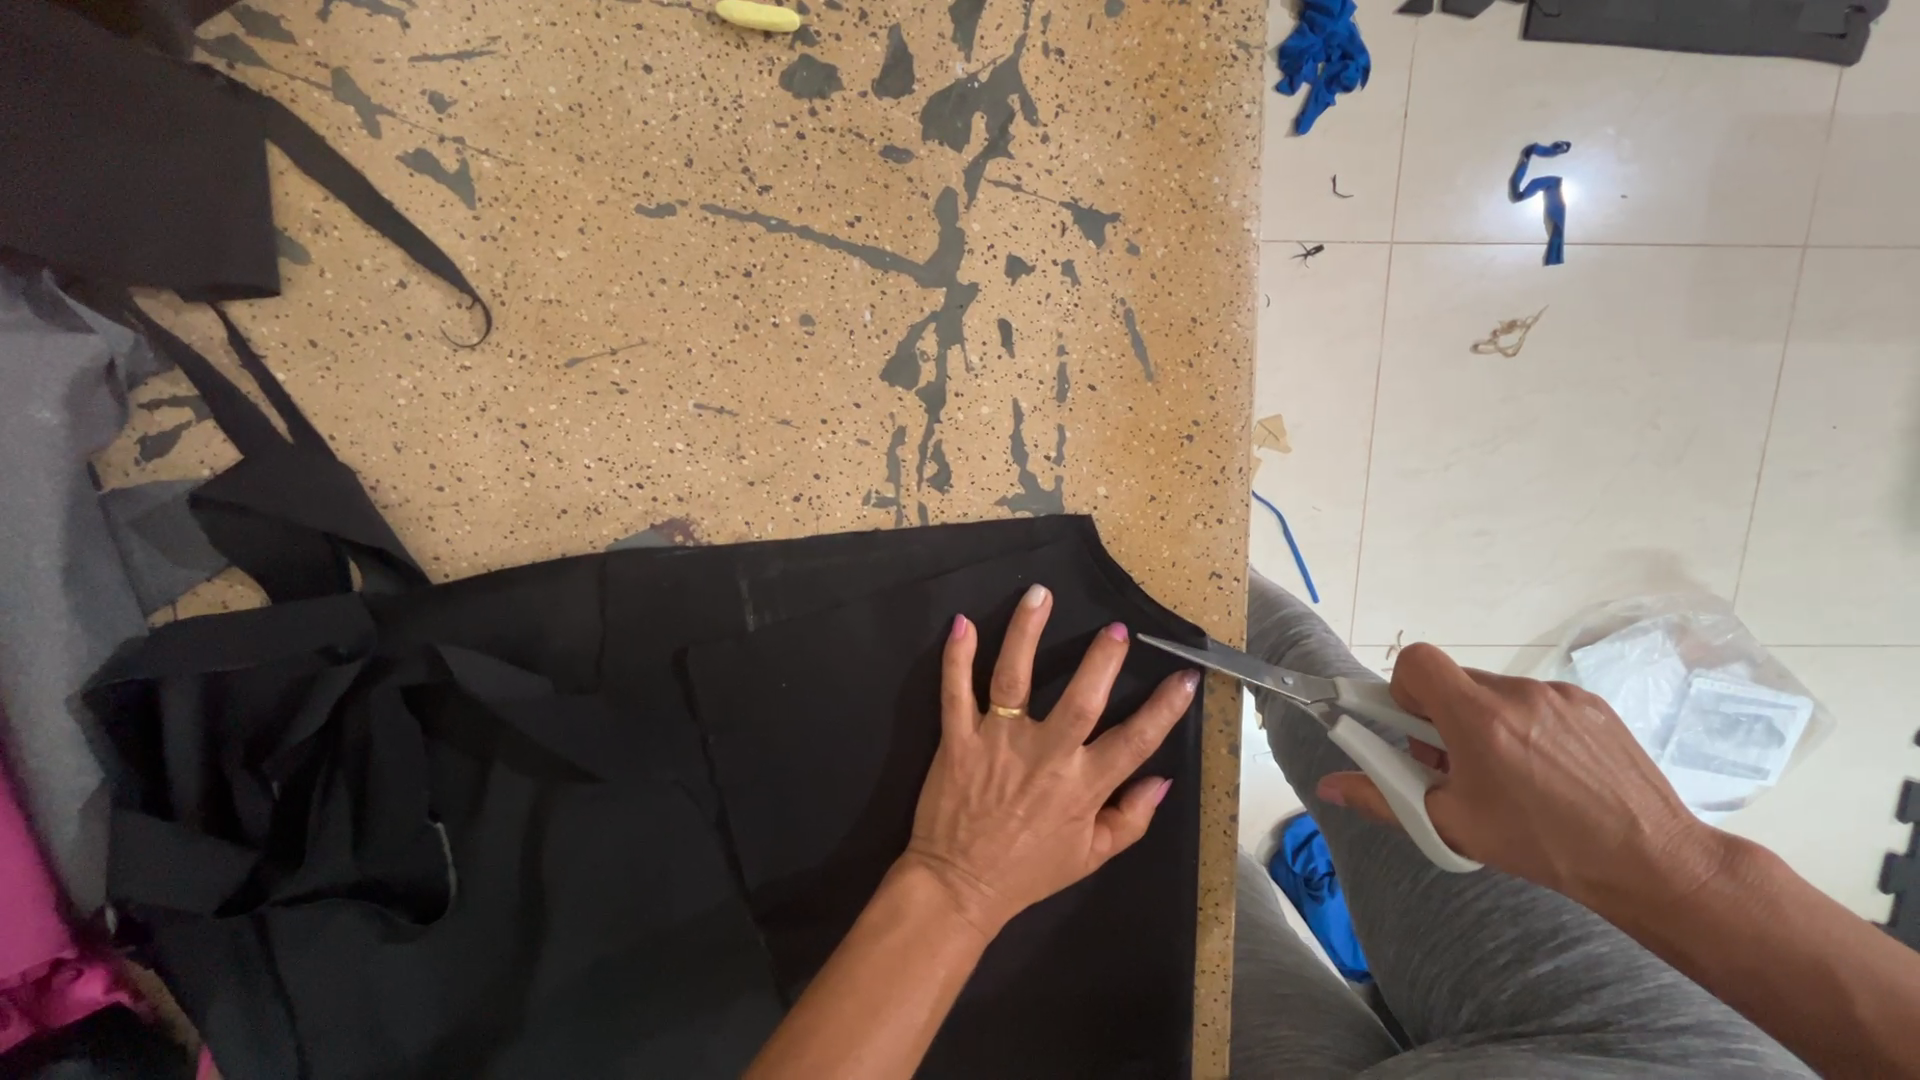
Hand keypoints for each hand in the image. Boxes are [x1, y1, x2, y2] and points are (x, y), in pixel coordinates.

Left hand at [898, 583, 1199, 938]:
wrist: (959, 886)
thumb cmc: (1028, 871)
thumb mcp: (1091, 856)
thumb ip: (1130, 818)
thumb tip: (1163, 779)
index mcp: (1082, 785)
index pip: (1134, 740)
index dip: (1165, 708)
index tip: (1186, 675)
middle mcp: (1044, 756)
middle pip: (1079, 699)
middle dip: (1101, 660)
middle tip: (1116, 628)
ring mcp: (998, 744)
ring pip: (1014, 678)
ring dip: (1026, 633)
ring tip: (1039, 594)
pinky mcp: (958, 740)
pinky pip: (955, 693)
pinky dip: (956, 658)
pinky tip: (963, 624)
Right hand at [1317, 644, 1709, 903]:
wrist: (1652, 862)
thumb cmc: (1541, 845)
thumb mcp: (1451, 825)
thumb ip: (1381, 798)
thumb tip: (1328, 786)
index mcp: (1477, 718)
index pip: (1416, 662)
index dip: (1405, 689)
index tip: (1417, 729)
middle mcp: (1516, 694)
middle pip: (1454, 680)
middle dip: (1443, 715)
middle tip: (1460, 766)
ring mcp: (1560, 696)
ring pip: (1495, 693)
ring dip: (1486, 722)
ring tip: (1511, 776)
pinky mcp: (1593, 705)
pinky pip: (1537, 701)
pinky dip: (1527, 726)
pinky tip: (1550, 772)